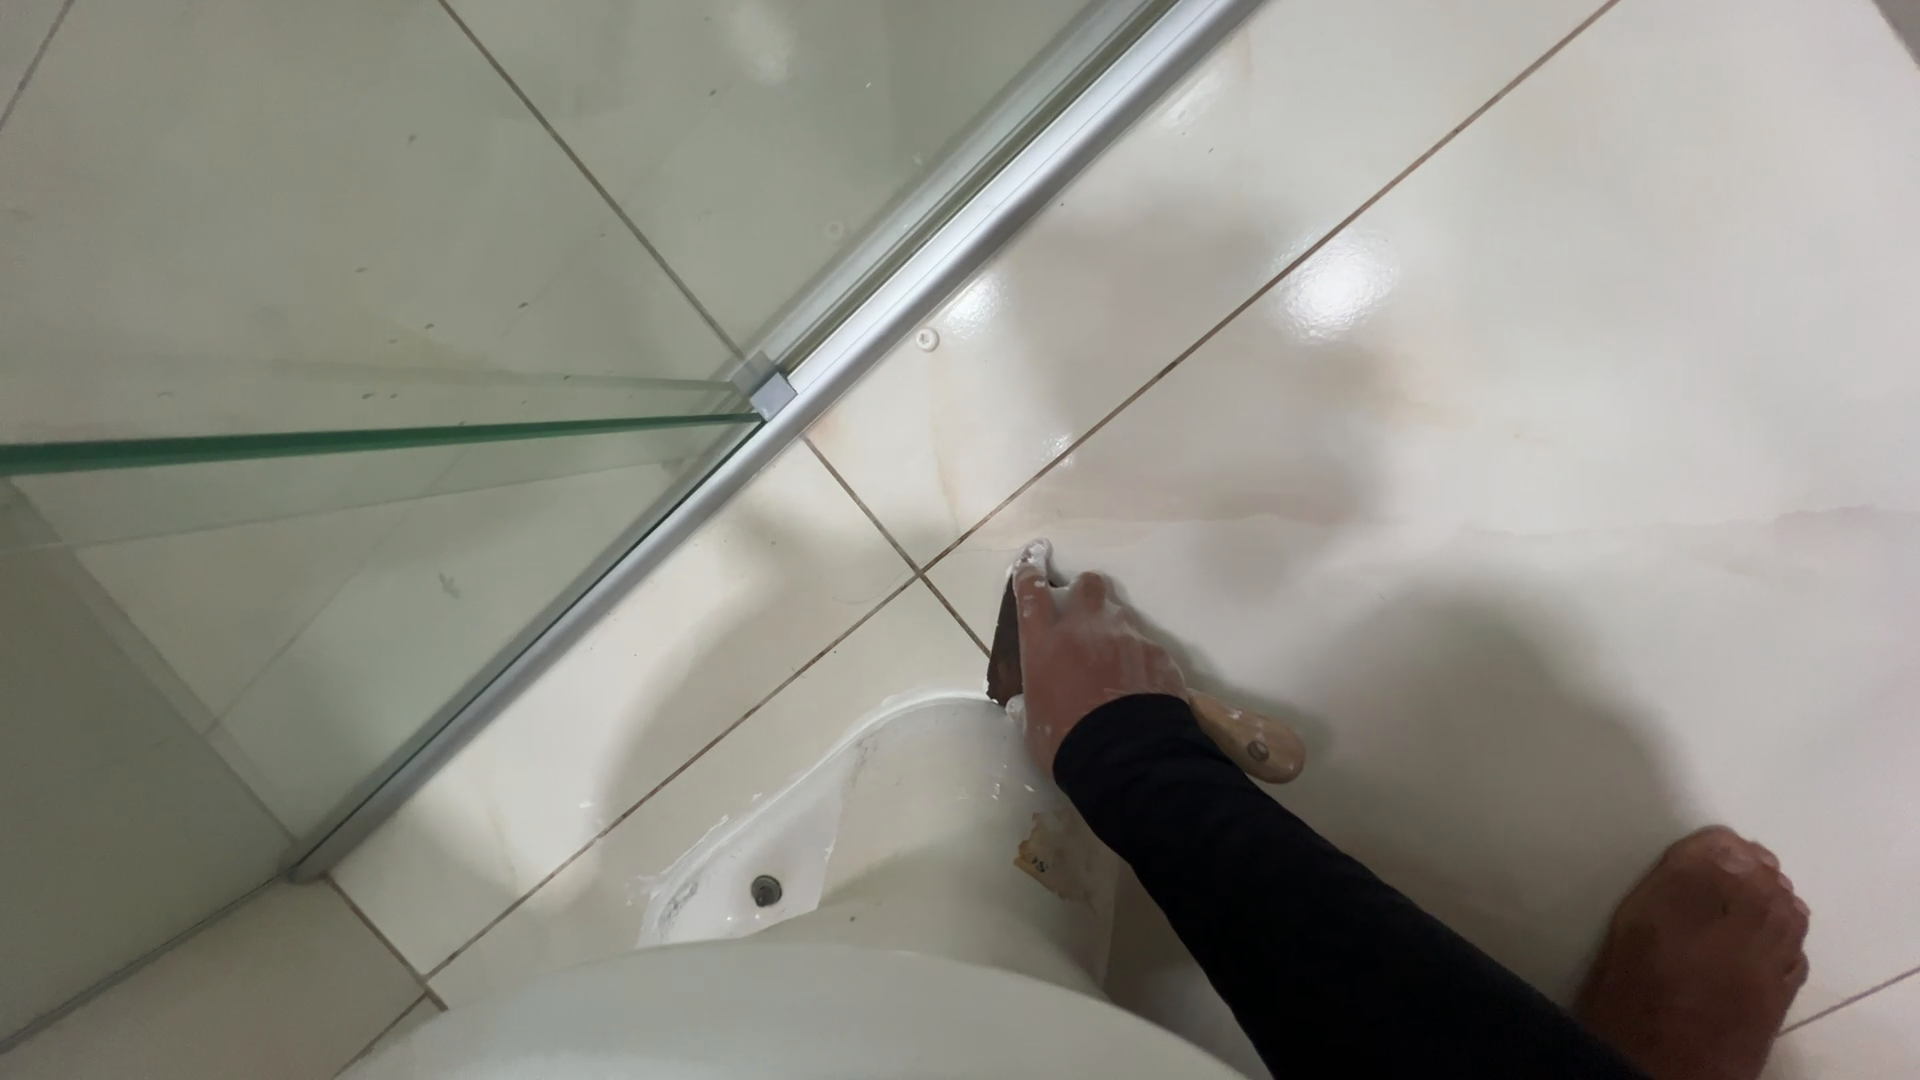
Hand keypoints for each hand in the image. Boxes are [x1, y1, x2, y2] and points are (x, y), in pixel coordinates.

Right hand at [1011, 539, 1187, 773]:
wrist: (1127, 758)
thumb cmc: (1065, 742)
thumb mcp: (1032, 725)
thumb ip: (1029, 704)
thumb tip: (1025, 704)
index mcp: (1045, 642)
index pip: (1032, 589)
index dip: (1031, 568)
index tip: (1035, 556)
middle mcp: (1085, 628)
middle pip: (1087, 584)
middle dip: (1084, 593)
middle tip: (1084, 617)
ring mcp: (1126, 637)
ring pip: (1120, 617)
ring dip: (1114, 635)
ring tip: (1117, 670)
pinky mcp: (1158, 655)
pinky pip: (1147, 650)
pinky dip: (1142, 664)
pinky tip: (1142, 692)